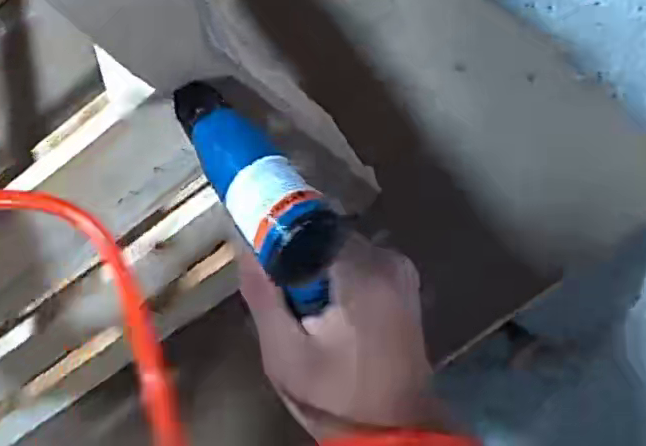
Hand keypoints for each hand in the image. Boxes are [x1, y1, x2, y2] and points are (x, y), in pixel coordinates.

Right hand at [237, 233, 452, 439]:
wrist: (398, 440)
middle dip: (296, 255)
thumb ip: (262, 294)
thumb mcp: (285, 355)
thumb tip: (243, 244)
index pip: (306, 223)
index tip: (260, 255)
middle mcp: (387, 258)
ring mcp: (399, 270)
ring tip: (302, 306)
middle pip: (321, 232)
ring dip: (314, 265)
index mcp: (363, 269)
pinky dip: (335, 275)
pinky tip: (325, 310)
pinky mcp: (402, 283)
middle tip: (281, 292)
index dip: (277, 234)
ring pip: (336, 245)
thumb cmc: (339, 398)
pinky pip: (355, 260)